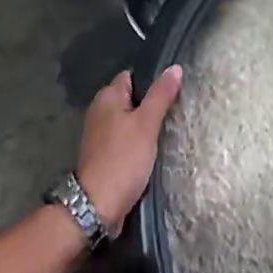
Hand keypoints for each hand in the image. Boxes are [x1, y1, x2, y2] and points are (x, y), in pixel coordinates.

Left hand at [77, 65, 182, 231]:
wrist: (97, 205)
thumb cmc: (123, 159)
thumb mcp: (146, 124)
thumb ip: (161, 95)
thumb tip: (175, 67)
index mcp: (106, 96)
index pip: (131, 77)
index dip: (150, 83)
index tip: (170, 94)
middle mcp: (99, 109)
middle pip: (130, 99)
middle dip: (148, 106)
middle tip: (172, 116)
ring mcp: (98, 133)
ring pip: (127, 121)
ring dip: (143, 127)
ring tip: (164, 135)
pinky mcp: (101, 154)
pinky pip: (123, 139)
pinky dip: (135, 143)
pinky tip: (149, 153)